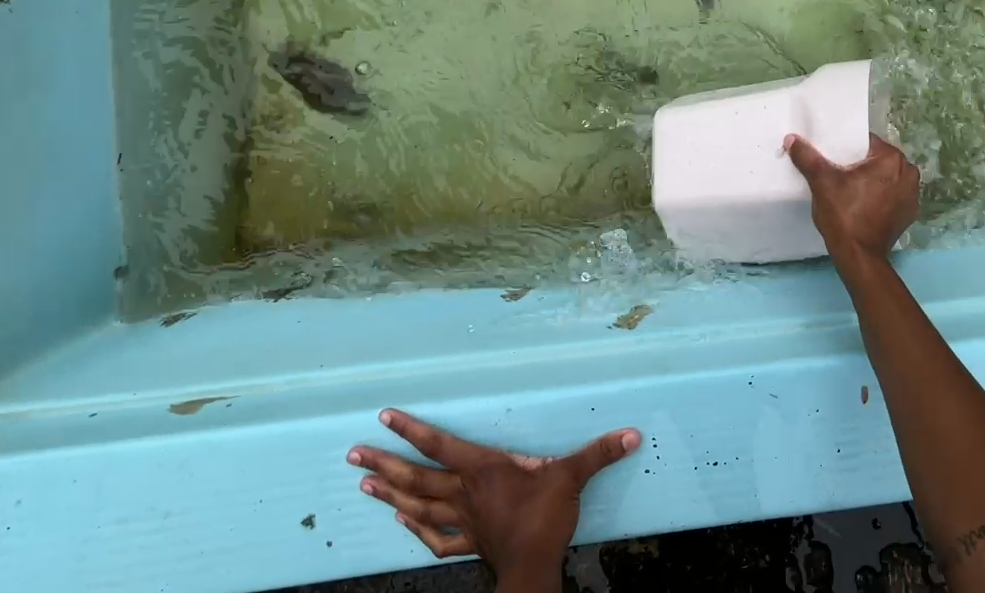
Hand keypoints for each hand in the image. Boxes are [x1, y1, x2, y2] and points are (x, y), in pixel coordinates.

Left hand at [348, 409, 640, 589]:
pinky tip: (400, 521)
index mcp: (482, 469)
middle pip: (416, 476)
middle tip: (352, 454)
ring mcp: (461, 520)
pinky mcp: (467, 543)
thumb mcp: (571, 478)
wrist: (534, 568)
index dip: (412, 429)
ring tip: (363, 484)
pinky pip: (434, 535)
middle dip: (384, 463)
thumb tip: (631, 434)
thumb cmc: (545, 518)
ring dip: (389, 493)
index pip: (440, 444)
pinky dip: (414, 527)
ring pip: (417, 504)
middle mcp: (464, 492)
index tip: (383, 416)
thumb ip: (597, 453)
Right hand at [785, 132, 919, 269]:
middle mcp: (908, 173)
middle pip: (877, 160)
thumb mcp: (821, 181)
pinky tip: (863, 205)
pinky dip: (880, 197)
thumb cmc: (843, 213)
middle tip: (838, 173)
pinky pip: (892, 196)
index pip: (867, 142)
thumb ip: (807, 157)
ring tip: (850, 190)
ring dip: (872, 181)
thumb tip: (792, 139)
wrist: (858, 256)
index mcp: (891, 158)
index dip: (848, 147)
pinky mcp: (909, 214)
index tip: (834, 157)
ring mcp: (912, 195)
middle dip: (860, 164)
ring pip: (886, 178)